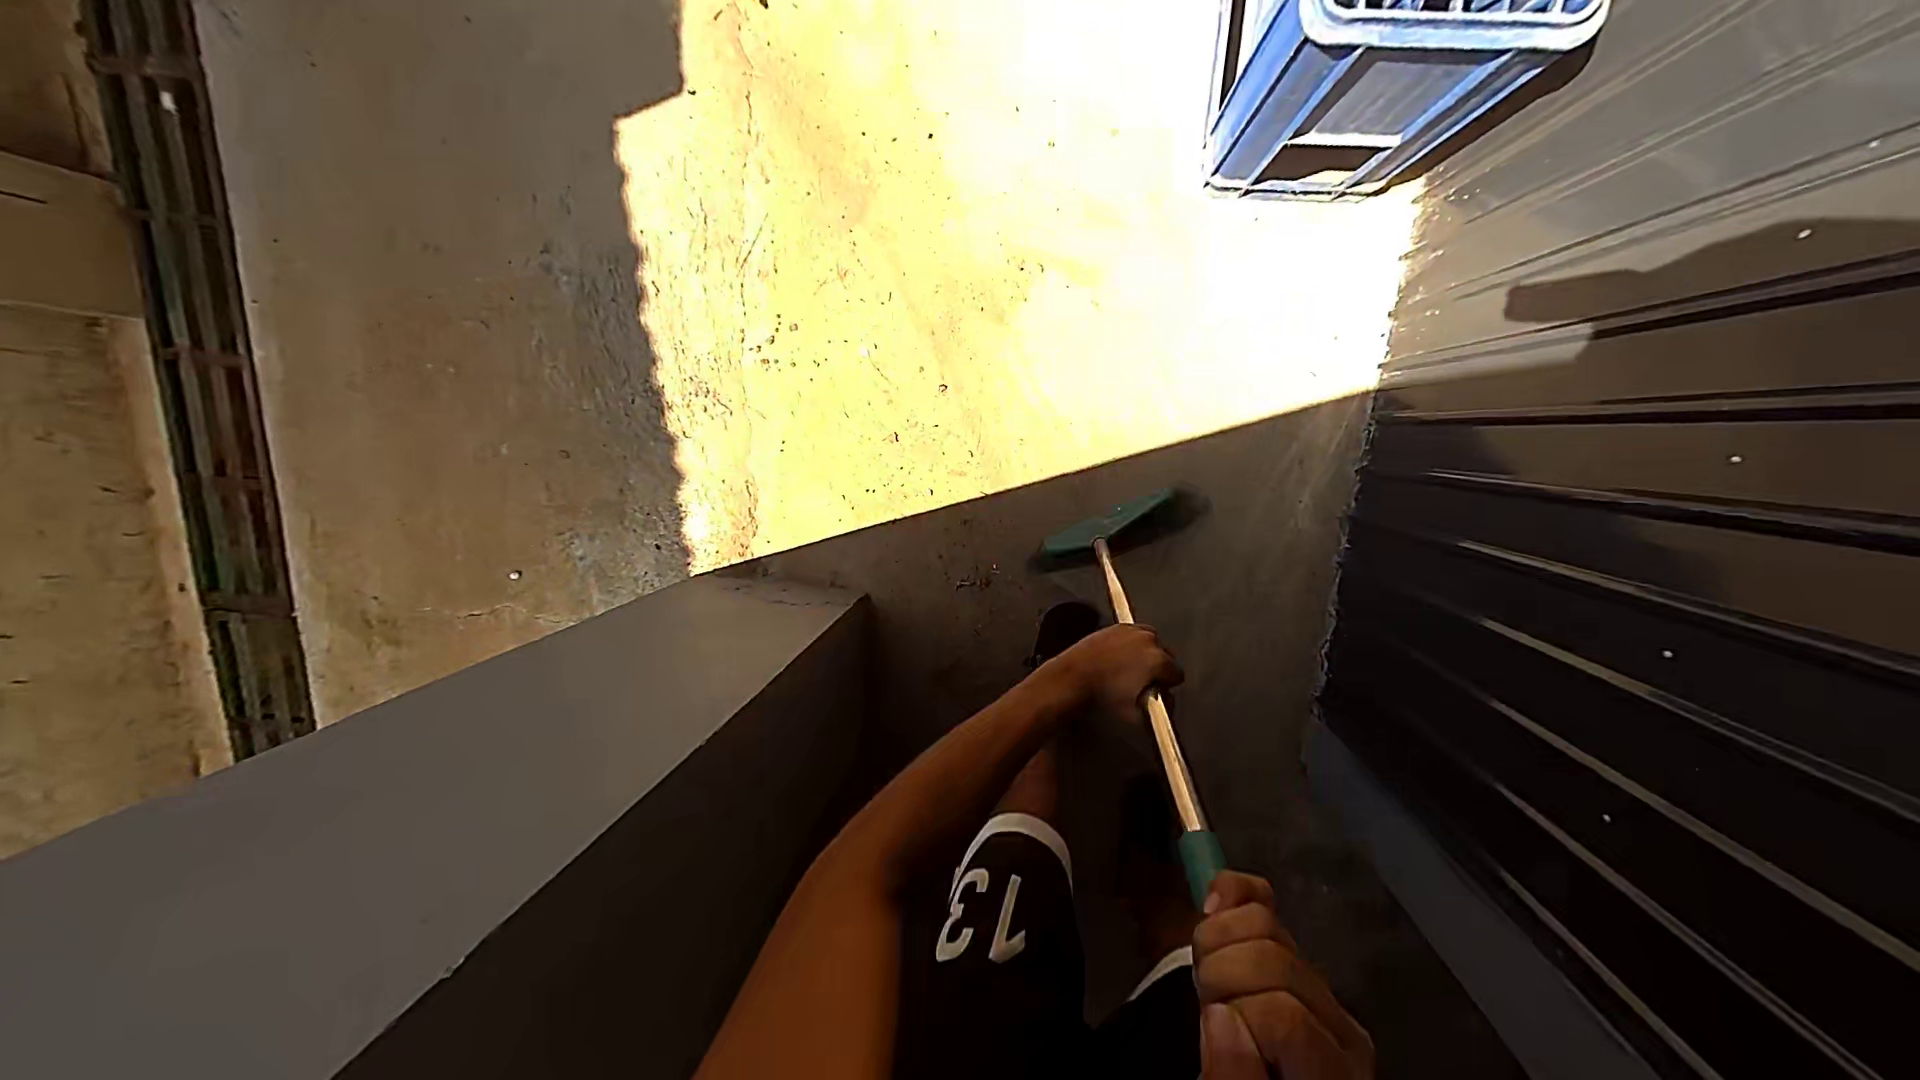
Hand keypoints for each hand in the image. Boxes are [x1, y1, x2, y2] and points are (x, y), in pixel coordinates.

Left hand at [1046, 623, 1182, 714]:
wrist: (1072, 679)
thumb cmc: (1101, 696)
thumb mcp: (1136, 715)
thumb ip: (1160, 710)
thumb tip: (1165, 705)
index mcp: (1158, 661)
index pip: (1176, 674)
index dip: (1167, 685)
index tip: (1156, 691)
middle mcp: (1148, 640)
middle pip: (1165, 655)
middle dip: (1157, 668)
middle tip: (1140, 682)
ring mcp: (1131, 631)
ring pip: (1149, 642)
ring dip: (1145, 654)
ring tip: (1128, 671)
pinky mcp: (1115, 627)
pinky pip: (1132, 635)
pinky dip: (1130, 645)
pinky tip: (1117, 659)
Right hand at [1196, 871, 1373, 1079]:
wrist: (1258, 1070)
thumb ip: (1233, 1078)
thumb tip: (1221, 1016)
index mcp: (1331, 1076)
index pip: (1283, 1016)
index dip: (1235, 1016)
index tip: (1212, 1033)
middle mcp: (1337, 1024)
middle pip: (1272, 960)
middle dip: (1220, 973)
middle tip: (1205, 1006)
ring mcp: (1316, 982)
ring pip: (1264, 922)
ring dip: (1217, 941)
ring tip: (1208, 984)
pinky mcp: (1288, 948)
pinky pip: (1263, 897)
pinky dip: (1232, 891)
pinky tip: (1211, 906)